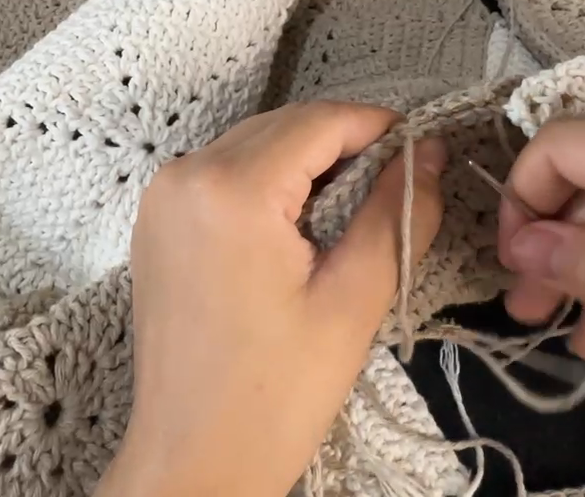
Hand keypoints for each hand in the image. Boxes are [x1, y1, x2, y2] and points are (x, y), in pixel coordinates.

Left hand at [97, 102, 445, 496]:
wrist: (189, 463)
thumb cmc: (278, 395)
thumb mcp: (353, 301)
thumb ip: (397, 213)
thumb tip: (427, 150)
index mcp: (232, 189)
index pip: (316, 122)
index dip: (374, 124)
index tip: (418, 145)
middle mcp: (187, 171)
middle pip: (282, 125)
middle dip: (342, 139)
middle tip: (393, 176)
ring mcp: (163, 191)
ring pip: (253, 141)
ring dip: (305, 156)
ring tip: (352, 198)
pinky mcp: (156, 214)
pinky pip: (223, 167)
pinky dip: (267, 174)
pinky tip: (297, 215)